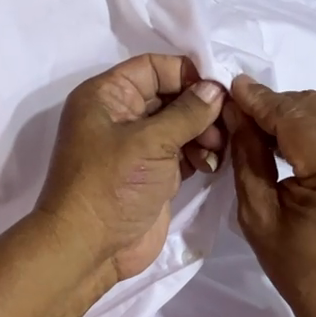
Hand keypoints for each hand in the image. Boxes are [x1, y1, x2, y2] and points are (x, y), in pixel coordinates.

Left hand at [35, 54, 227, 279]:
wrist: (88, 249)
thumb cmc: (110, 185)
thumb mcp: (149, 143)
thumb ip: (186, 113)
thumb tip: (215, 89)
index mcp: (106, 96)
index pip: (152, 68)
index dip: (186, 72)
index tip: (219, 87)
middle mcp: (121, 115)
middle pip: (170, 95)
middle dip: (200, 105)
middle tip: (227, 121)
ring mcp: (137, 147)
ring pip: (180, 124)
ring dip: (204, 131)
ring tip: (217, 147)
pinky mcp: (153, 173)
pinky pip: (183, 151)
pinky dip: (200, 153)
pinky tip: (212, 163)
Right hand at [226, 75, 315, 316]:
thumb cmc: (299, 270)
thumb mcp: (258, 215)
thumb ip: (248, 154)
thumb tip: (236, 110)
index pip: (295, 117)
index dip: (260, 100)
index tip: (231, 86)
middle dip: (276, 103)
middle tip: (242, 113)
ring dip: (295, 110)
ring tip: (262, 126)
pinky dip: (313, 123)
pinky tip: (289, 139)